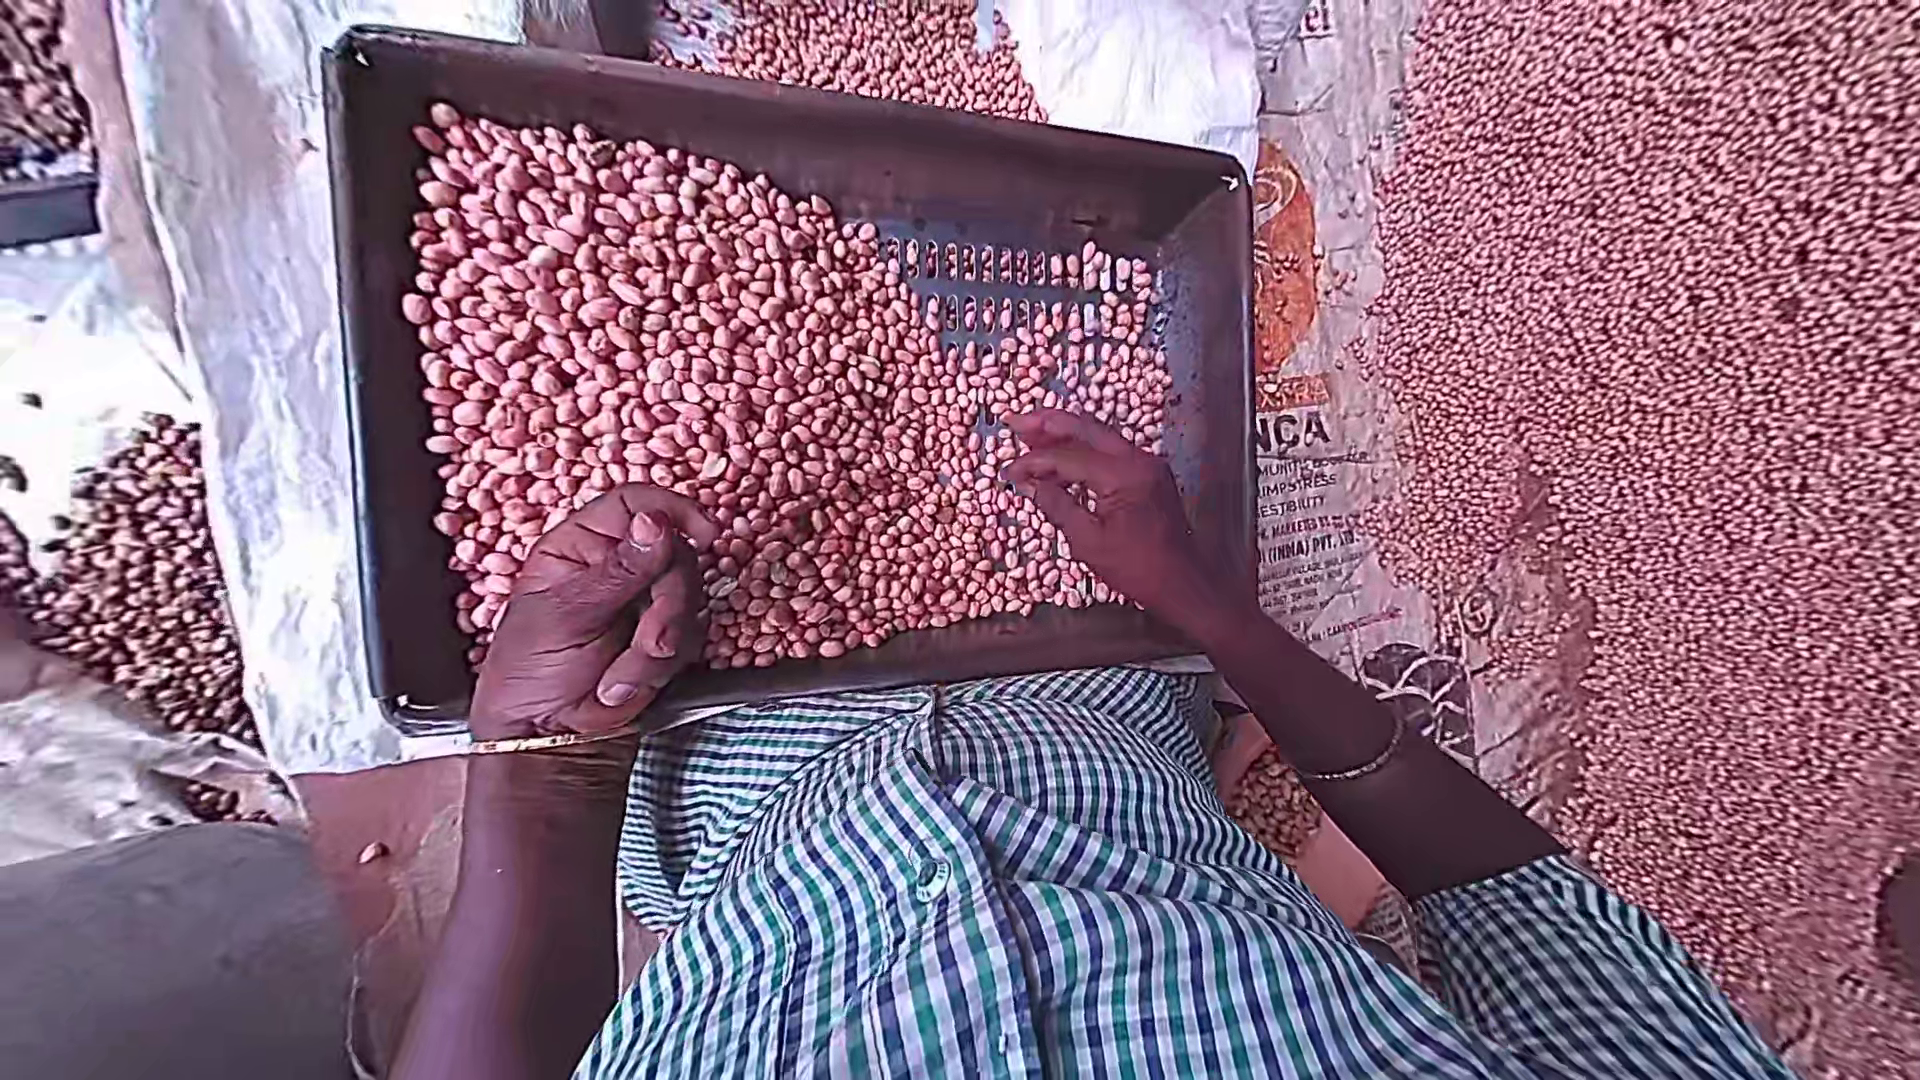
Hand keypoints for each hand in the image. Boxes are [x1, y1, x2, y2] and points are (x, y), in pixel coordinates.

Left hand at [470, 485, 719, 742]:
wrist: (551, 737)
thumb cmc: (532, 672)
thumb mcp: (567, 615)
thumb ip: (619, 569)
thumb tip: (656, 522)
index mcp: (583, 546)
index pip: (635, 503)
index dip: (673, 509)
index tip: (704, 531)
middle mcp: (621, 564)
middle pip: (677, 552)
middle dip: (669, 601)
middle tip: (652, 640)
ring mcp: (647, 597)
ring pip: (690, 594)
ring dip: (664, 638)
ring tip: (625, 674)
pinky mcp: (668, 630)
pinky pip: (692, 631)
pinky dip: (665, 661)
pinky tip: (628, 681)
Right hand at [1004, 409, 1246, 634]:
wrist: (1183, 583)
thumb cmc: (1136, 568)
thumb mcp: (1088, 542)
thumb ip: (1057, 506)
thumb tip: (1028, 484)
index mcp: (1123, 475)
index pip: (1068, 457)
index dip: (1034, 462)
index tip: (1009, 471)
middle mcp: (1138, 459)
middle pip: (1086, 428)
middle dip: (1048, 424)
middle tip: (1016, 421)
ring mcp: (1147, 463)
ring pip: (1098, 436)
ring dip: (1064, 435)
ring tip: (1031, 437)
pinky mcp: (1148, 473)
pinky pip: (1110, 452)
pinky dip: (1083, 452)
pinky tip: (1061, 460)